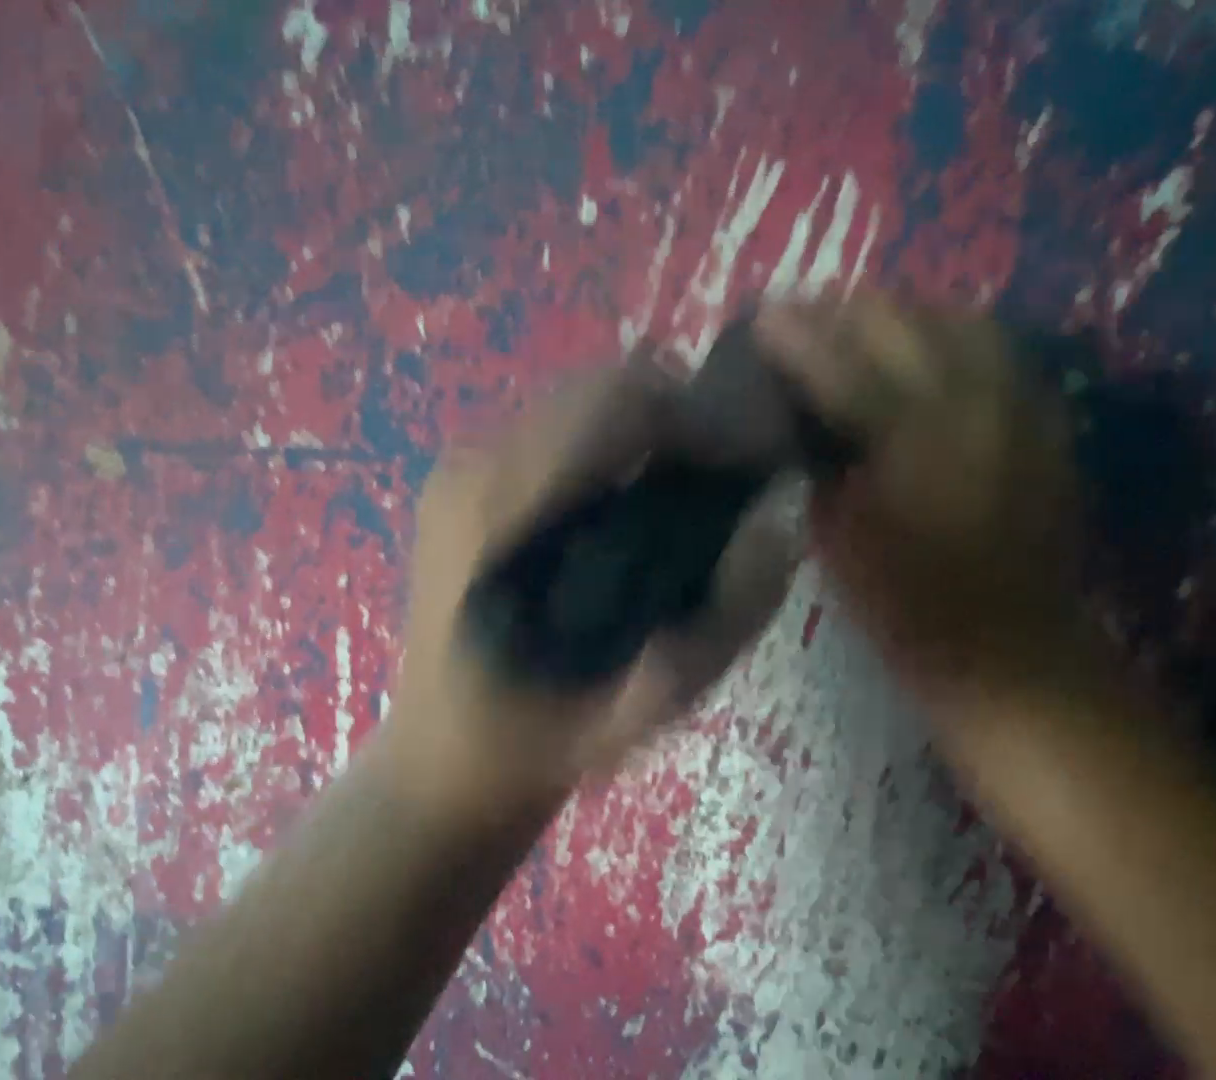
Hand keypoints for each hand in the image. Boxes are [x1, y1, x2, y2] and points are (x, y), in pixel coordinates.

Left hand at [381, 359, 795, 819]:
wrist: (441, 761)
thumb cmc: (539, 744)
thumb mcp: (645, 710)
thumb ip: (721, 622)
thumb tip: (775, 526)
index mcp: (503, 509)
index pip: (620, 402)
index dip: (704, 418)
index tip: (756, 461)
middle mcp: (471, 466)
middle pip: (600, 385)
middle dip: (679, 417)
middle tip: (727, 478)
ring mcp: (457, 469)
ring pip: (577, 400)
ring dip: (642, 430)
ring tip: (683, 489)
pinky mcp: (458, 483)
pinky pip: (551, 429)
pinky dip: (606, 446)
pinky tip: (625, 506)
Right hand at [754, 294, 1090, 703]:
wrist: (1011, 653)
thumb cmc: (908, 610)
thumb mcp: (839, 542)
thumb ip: (820, 466)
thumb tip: (800, 419)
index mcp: (912, 443)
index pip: (844, 366)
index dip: (799, 337)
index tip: (763, 317)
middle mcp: (974, 407)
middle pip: (906, 324)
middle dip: (847, 311)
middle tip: (805, 315)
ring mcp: (1021, 408)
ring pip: (961, 322)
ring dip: (904, 314)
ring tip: (864, 323)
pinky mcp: (1048, 423)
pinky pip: (1001, 352)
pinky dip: (955, 338)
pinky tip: (928, 352)